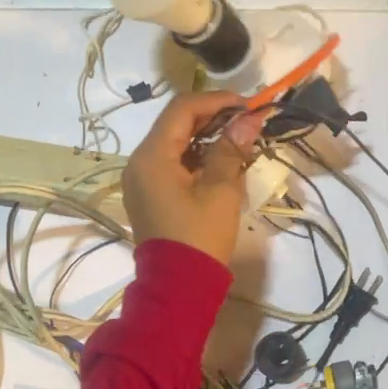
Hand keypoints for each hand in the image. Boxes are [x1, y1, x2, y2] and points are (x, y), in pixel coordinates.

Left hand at [122, 91, 265, 265]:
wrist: (179, 287)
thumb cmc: (200, 237)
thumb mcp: (221, 191)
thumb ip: (231, 149)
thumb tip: (248, 119)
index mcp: (152, 156)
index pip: (182, 109)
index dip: (217, 101)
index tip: (248, 106)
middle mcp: (139, 162)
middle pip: (176, 124)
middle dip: (213, 119)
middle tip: (247, 123)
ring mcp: (141, 181)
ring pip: (175, 145)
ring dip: (206, 140)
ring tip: (239, 145)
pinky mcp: (149, 197)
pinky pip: (171, 166)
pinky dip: (196, 160)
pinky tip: (222, 166)